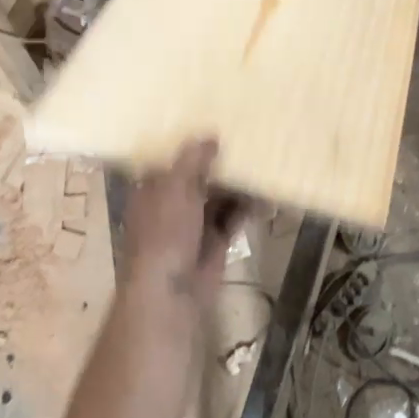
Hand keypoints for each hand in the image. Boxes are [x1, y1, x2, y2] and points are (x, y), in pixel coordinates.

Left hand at [122, 137, 246, 306]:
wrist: (171, 292)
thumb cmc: (164, 233)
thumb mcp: (175, 188)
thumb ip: (193, 160)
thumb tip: (209, 137)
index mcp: (153, 188)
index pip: (170, 158)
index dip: (190, 144)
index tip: (214, 124)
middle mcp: (172, 203)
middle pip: (198, 176)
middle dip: (220, 162)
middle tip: (247, 140)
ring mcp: (194, 223)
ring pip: (219, 196)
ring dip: (239, 184)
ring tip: (263, 164)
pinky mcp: (215, 241)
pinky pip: (233, 216)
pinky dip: (248, 207)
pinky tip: (266, 196)